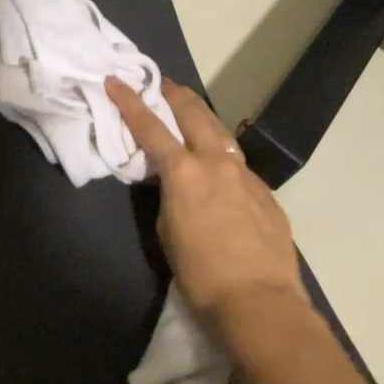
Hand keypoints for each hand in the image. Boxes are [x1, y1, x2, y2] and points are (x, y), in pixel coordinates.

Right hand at [105, 76, 306, 320]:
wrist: (260, 303)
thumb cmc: (201, 275)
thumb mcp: (167, 232)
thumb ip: (170, 197)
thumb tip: (178, 186)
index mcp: (184, 172)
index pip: (150, 127)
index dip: (130, 102)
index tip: (115, 80)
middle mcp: (216, 163)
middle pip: (194, 114)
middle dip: (175, 95)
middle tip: (163, 82)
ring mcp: (246, 176)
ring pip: (222, 133)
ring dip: (203, 117)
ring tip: (192, 109)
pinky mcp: (267, 195)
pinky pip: (240, 166)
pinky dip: (225, 157)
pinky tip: (222, 169)